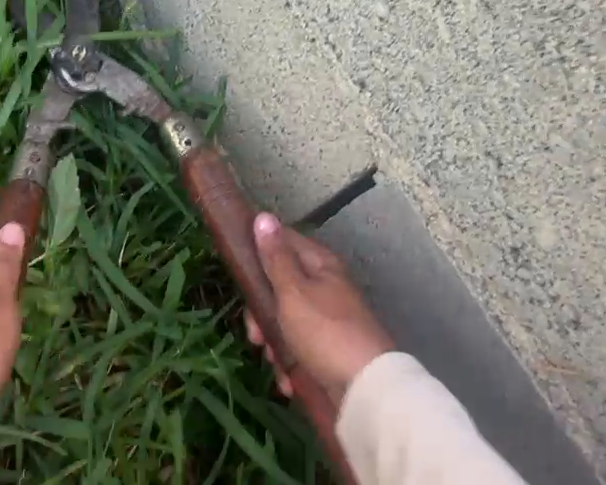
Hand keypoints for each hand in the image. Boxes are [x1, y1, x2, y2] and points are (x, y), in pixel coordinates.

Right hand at [245, 212, 394, 403]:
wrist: (366, 389)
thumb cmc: (324, 332)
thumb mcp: (293, 291)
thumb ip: (275, 257)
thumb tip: (264, 216)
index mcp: (319, 264)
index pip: (282, 241)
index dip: (258, 252)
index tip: (238, 273)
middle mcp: (324, 286)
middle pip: (279, 285)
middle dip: (261, 312)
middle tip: (255, 334)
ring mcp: (327, 319)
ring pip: (285, 319)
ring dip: (273, 341)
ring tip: (273, 360)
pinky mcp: (328, 348)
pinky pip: (299, 347)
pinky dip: (290, 362)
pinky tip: (288, 380)